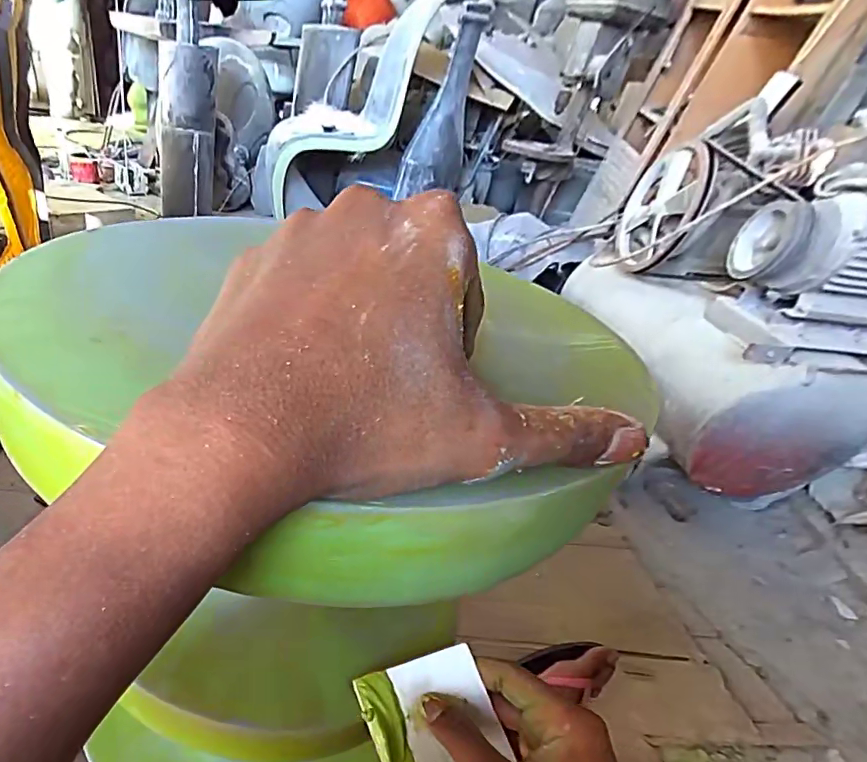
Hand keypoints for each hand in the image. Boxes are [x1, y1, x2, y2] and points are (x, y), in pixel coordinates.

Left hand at [139, 186, 645, 504]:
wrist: (238, 432)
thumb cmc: (359, 427)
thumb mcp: (473, 438)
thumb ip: (557, 432)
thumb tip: (628, 442)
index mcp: (430, 232)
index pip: (460, 282)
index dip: (447, 338)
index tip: (422, 381)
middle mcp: (358, 214)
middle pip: (397, 272)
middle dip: (396, 321)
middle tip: (372, 385)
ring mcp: (290, 238)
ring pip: (337, 277)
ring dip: (341, 317)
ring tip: (326, 380)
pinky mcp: (241, 270)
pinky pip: (282, 291)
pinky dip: (289, 321)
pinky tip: (284, 367)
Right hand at [423, 657, 659, 761]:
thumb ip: (462, 741)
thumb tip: (431, 702)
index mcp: (567, 723)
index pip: (508, 676)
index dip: (464, 671)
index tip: (423, 675)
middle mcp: (574, 730)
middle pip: (510, 697)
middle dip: (464, 698)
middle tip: (417, 702)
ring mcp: (572, 755)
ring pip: (513, 723)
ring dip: (474, 724)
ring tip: (428, 723)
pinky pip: (520, 747)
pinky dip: (489, 746)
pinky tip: (457, 751)